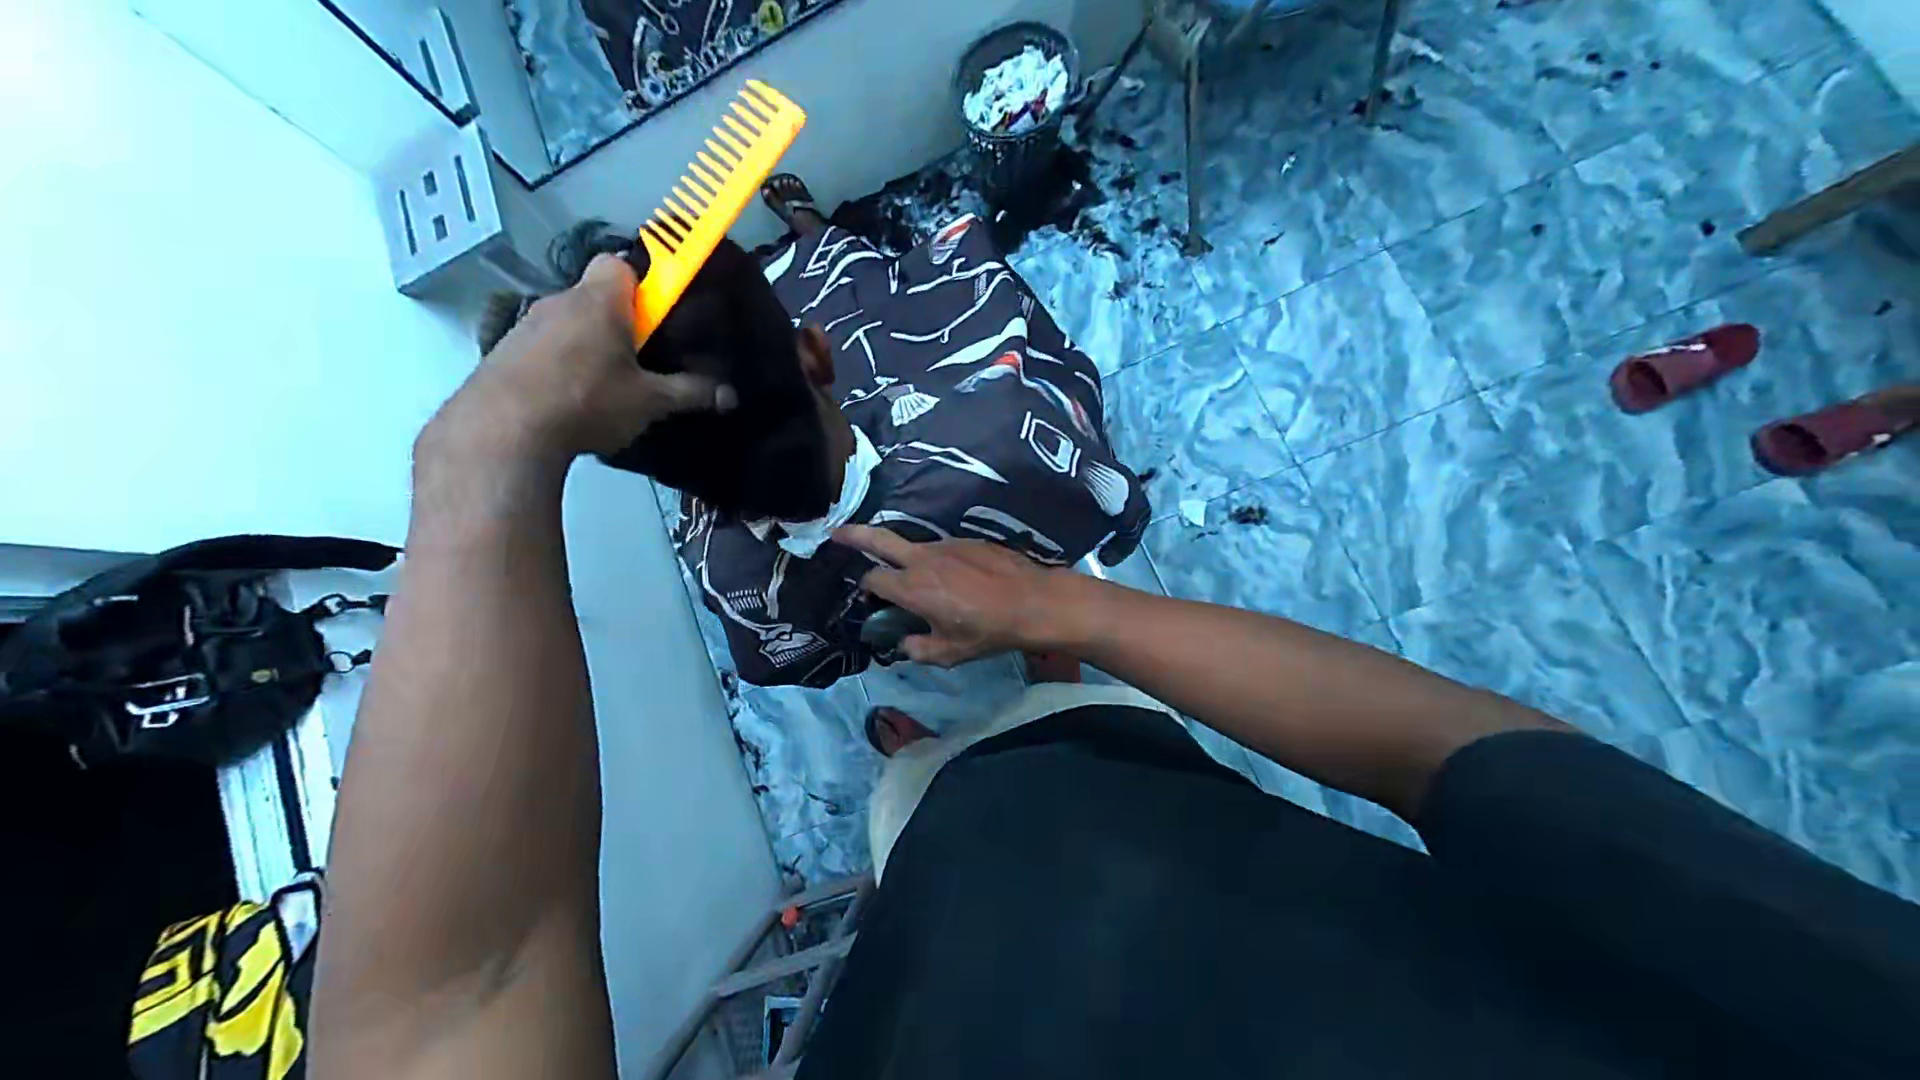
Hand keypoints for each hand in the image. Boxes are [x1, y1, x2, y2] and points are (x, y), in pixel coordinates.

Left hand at [423, 253, 733, 469]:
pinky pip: (544, 347)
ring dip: (588, 345)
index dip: (643, 285)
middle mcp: (560, 301)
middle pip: (597, 297)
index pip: (621, 264)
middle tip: (640, 361)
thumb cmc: (588, 401)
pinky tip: (570, 400)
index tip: (657, 318)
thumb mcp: (650, 401)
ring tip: (604, 387)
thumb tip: (730, 396)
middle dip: (620, 323)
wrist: (503, 429)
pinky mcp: (503, 351)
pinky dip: (559, 364)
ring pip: (569, 323)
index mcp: (600, 301)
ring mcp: (525, 324)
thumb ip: (690, 393)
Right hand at [834, 524, 1080, 666]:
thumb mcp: (949, 652)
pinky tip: (955, 579)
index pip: (873, 580)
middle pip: (878, 540)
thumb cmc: (987, 631)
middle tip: (835, 534)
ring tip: (917, 578)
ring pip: (914, 546)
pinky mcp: (967, 540)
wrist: (1032, 602)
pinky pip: (942, 549)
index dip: (867, 590)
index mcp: (912, 587)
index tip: (872, 600)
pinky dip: (937, 561)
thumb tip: (904, 643)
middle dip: (853, 535)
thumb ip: (917, 649)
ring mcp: (946, 545)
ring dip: (905, 557)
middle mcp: (923, 559)